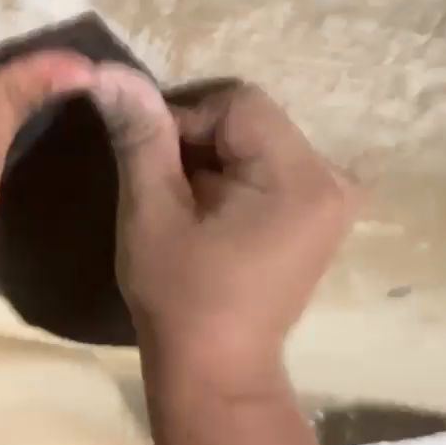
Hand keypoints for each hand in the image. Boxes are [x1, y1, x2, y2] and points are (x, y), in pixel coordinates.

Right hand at [89, 66, 358, 389]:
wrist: (216, 369)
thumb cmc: (179, 294)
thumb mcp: (150, 212)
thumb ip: (140, 138)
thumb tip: (111, 75)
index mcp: (300, 178)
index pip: (236, 102)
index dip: (182, 121)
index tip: (151, 166)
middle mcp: (333, 179)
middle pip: (251, 119)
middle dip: (198, 142)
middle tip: (162, 188)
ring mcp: (334, 199)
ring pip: (257, 140)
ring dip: (212, 159)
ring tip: (183, 205)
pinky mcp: (321, 215)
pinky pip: (270, 166)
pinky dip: (231, 177)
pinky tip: (209, 214)